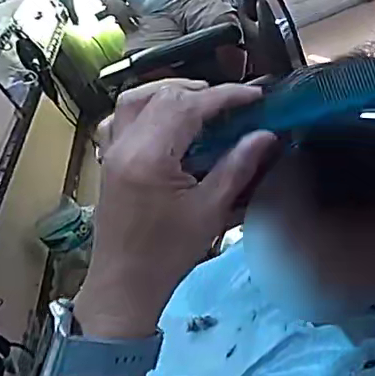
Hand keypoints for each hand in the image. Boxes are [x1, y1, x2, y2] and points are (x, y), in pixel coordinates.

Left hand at [78, 80, 275, 337]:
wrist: (126, 284)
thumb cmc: (170, 251)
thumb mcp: (212, 209)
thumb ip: (238, 166)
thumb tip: (265, 135)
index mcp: (150, 157)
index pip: (188, 106)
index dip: (226, 96)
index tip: (254, 95)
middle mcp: (124, 146)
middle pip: (161, 95)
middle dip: (201, 91)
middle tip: (234, 102)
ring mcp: (111, 152)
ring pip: (134, 100)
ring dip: (170, 92)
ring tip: (201, 101)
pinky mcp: (108, 161)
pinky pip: (119, 119)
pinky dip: (144, 108)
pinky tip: (165, 119)